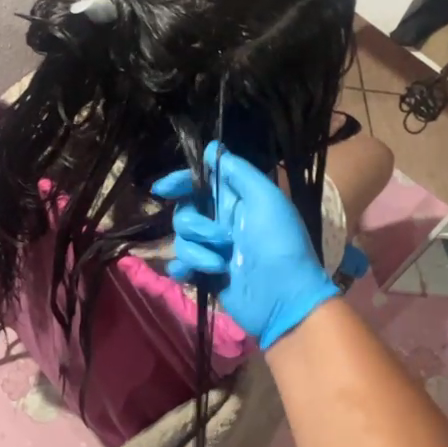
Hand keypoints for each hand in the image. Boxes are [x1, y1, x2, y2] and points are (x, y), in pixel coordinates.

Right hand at [152, 142, 339, 348]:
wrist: (284, 297)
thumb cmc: (278, 244)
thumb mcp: (266, 198)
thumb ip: (238, 171)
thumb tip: (211, 148)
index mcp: (237, 201)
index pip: (200, 183)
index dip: (180, 181)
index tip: (163, 189)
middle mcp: (222, 222)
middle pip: (185, 212)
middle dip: (195, 224)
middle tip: (219, 237)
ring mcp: (213, 250)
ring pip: (182, 240)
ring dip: (198, 251)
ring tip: (220, 264)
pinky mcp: (206, 275)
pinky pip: (179, 265)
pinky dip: (184, 268)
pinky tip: (193, 275)